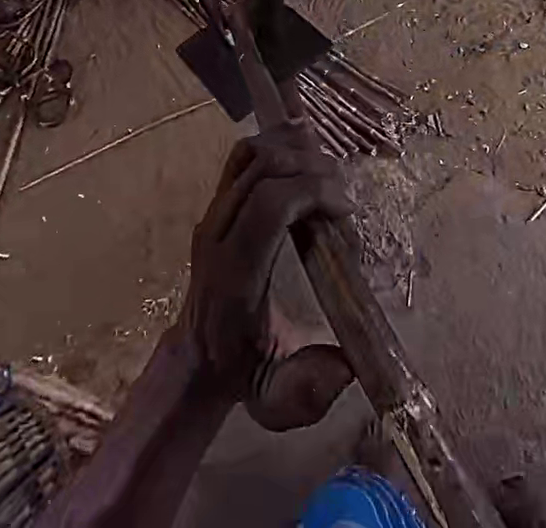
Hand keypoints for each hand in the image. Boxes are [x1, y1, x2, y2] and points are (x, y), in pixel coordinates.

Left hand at [179, 124, 353, 428]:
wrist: (198, 353)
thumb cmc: (243, 371)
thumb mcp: (277, 398)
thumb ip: (311, 389)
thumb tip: (347, 359)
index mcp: (233, 273)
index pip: (267, 206)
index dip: (311, 192)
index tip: (346, 210)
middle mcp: (217, 232)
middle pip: (260, 168)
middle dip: (311, 169)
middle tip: (343, 197)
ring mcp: (213, 212)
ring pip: (248, 154)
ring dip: (293, 153)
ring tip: (326, 178)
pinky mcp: (217, 204)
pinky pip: (241, 157)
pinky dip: (275, 146)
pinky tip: (305, 156)